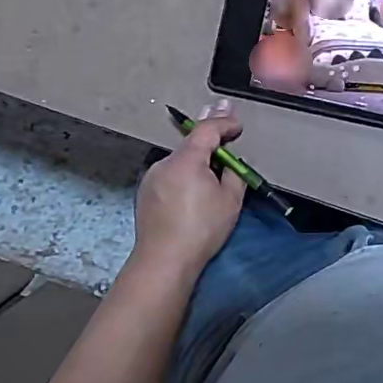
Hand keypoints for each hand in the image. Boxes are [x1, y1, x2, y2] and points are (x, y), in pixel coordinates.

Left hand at [135, 101, 246, 269]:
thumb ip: (233, 172)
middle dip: (210, 140)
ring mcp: (151, 178)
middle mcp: (164, 163)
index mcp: (186, 160)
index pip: (206, 129)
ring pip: (179, 161)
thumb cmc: (203, 229)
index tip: (237, 125)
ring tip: (213, 175)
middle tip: (228, 136)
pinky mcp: (146, 193)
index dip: (224, 123)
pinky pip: (170, 175)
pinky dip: (184, 175)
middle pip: (191, 144)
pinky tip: (193, 193)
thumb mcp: (231, 200)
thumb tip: (230, 160)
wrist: (165, 259)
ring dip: (196, 161)